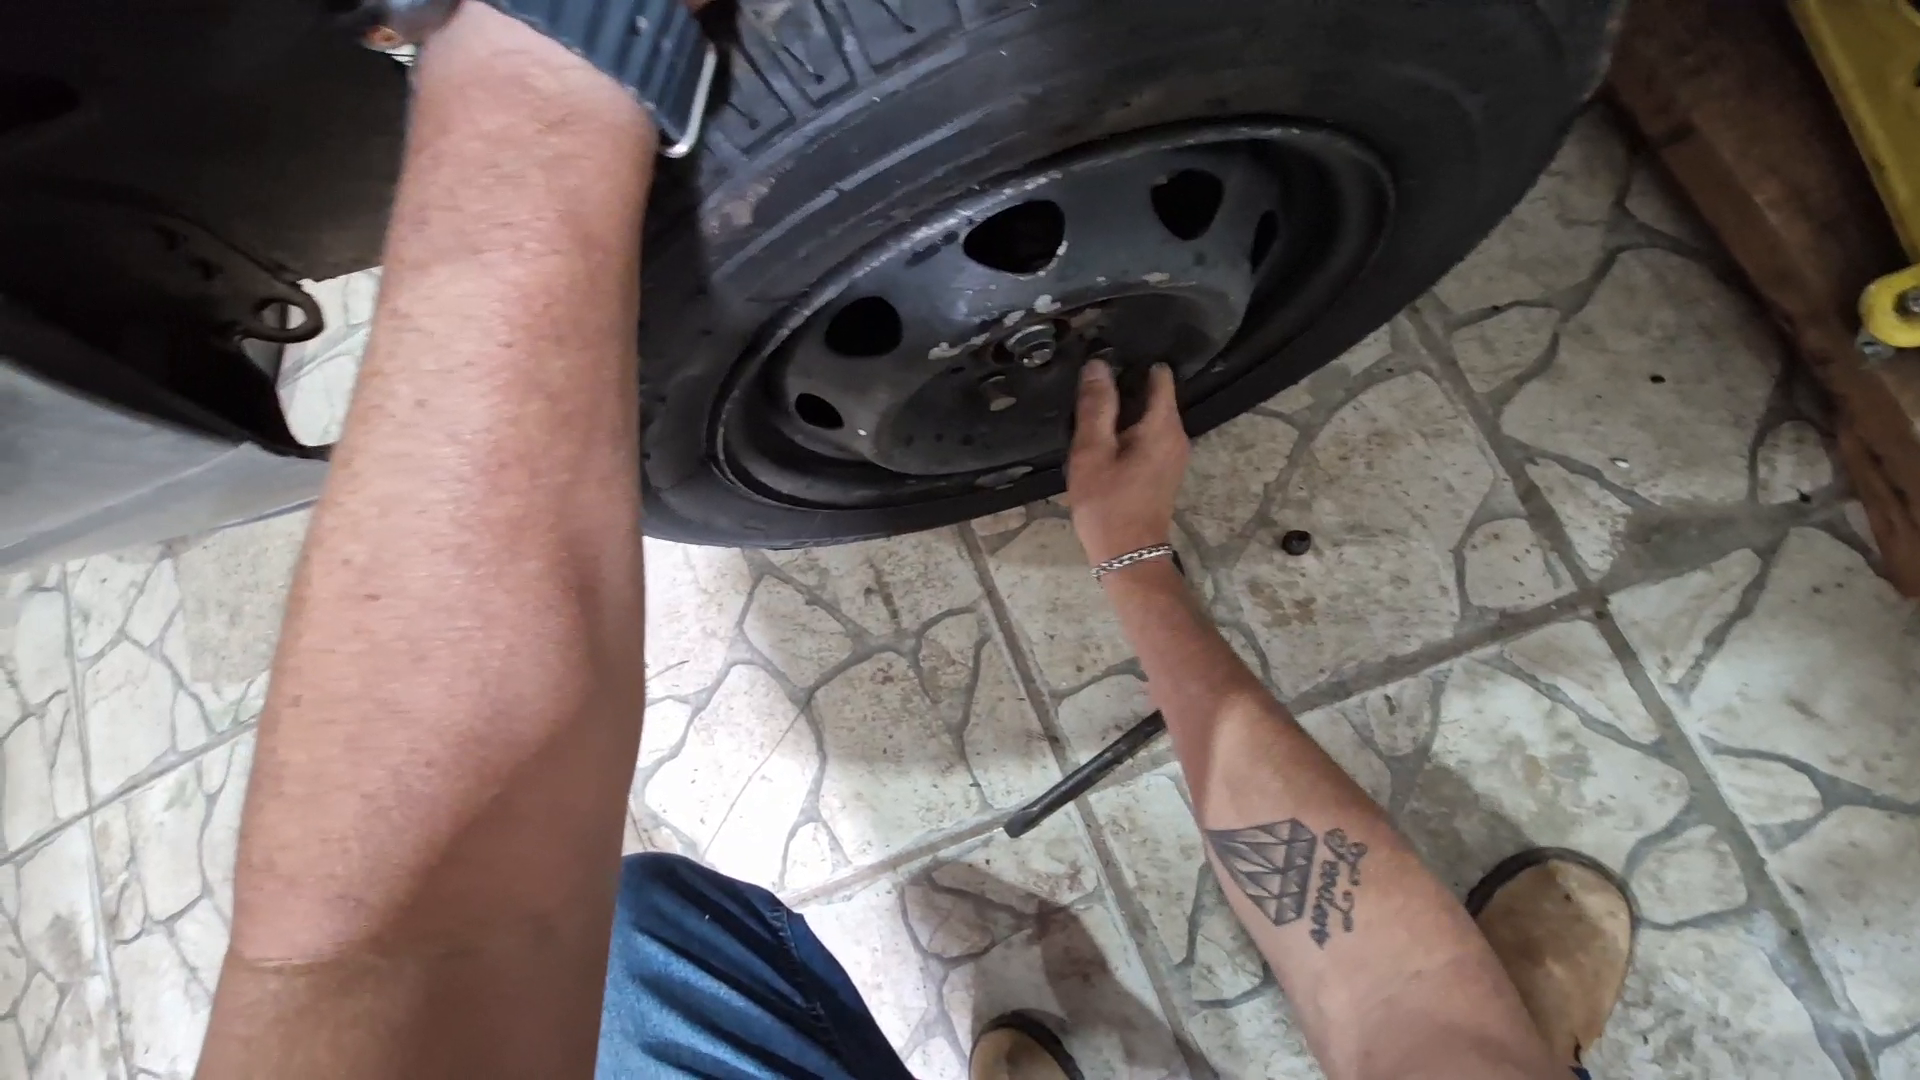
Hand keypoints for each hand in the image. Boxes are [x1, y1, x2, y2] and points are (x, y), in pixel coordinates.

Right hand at [1067, 361, 1190, 566]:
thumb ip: (1096, 406)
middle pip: (1153, 395)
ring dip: (1124, 412)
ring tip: (1091, 410)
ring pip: (1149, 417)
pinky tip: (1103, 439)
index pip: (1159, 375)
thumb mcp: (1092, 452)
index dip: (1133, 363)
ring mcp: (1173, 454)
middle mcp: (1177, 435)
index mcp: (1164, 425)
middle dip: (1125, 387)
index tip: (1105, 362)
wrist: (1127, 556)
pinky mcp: (1164, 470)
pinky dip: (1128, 432)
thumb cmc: (1107, 504)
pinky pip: (1148, 436)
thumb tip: (1098, 364)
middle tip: (1089, 388)